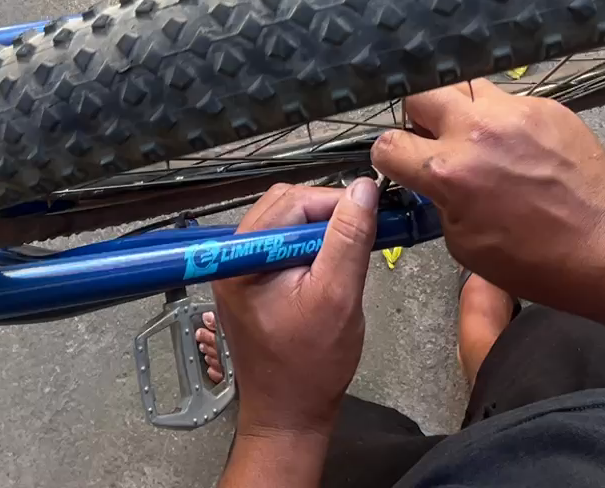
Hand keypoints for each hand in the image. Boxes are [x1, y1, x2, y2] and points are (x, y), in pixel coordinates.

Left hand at [210, 179, 378, 438]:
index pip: (293, 201)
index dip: (334, 204)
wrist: (289, 416)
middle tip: (359, 235)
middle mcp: (236, 255)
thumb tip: (363, 189)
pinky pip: (287, 240)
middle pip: (287, 204)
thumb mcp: (338, 296)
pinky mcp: (256, 277)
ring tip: (346, 253)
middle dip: (327, 213)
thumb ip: (348, 239)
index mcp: (244, 257)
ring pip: (289, 220)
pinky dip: (313, 244)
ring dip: (322, 228)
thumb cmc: (310, 366)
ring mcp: (244, 266)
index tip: (368, 216)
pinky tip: (331, 265)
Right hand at [371, 79, 604, 309]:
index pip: (389, 144)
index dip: (389, 156)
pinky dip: (503, 118)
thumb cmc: (538, 260)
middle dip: (419, 117)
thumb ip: (438, 200)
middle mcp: (475, 132)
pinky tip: (518, 144)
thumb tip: (430, 178)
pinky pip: (507, 98)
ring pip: (464, 86)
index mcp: (449, 173)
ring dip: (461, 109)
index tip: (399, 160)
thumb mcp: (465, 245)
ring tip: (477, 136)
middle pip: (420, 94)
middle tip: (434, 138)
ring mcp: (512, 112)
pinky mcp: (543, 105)